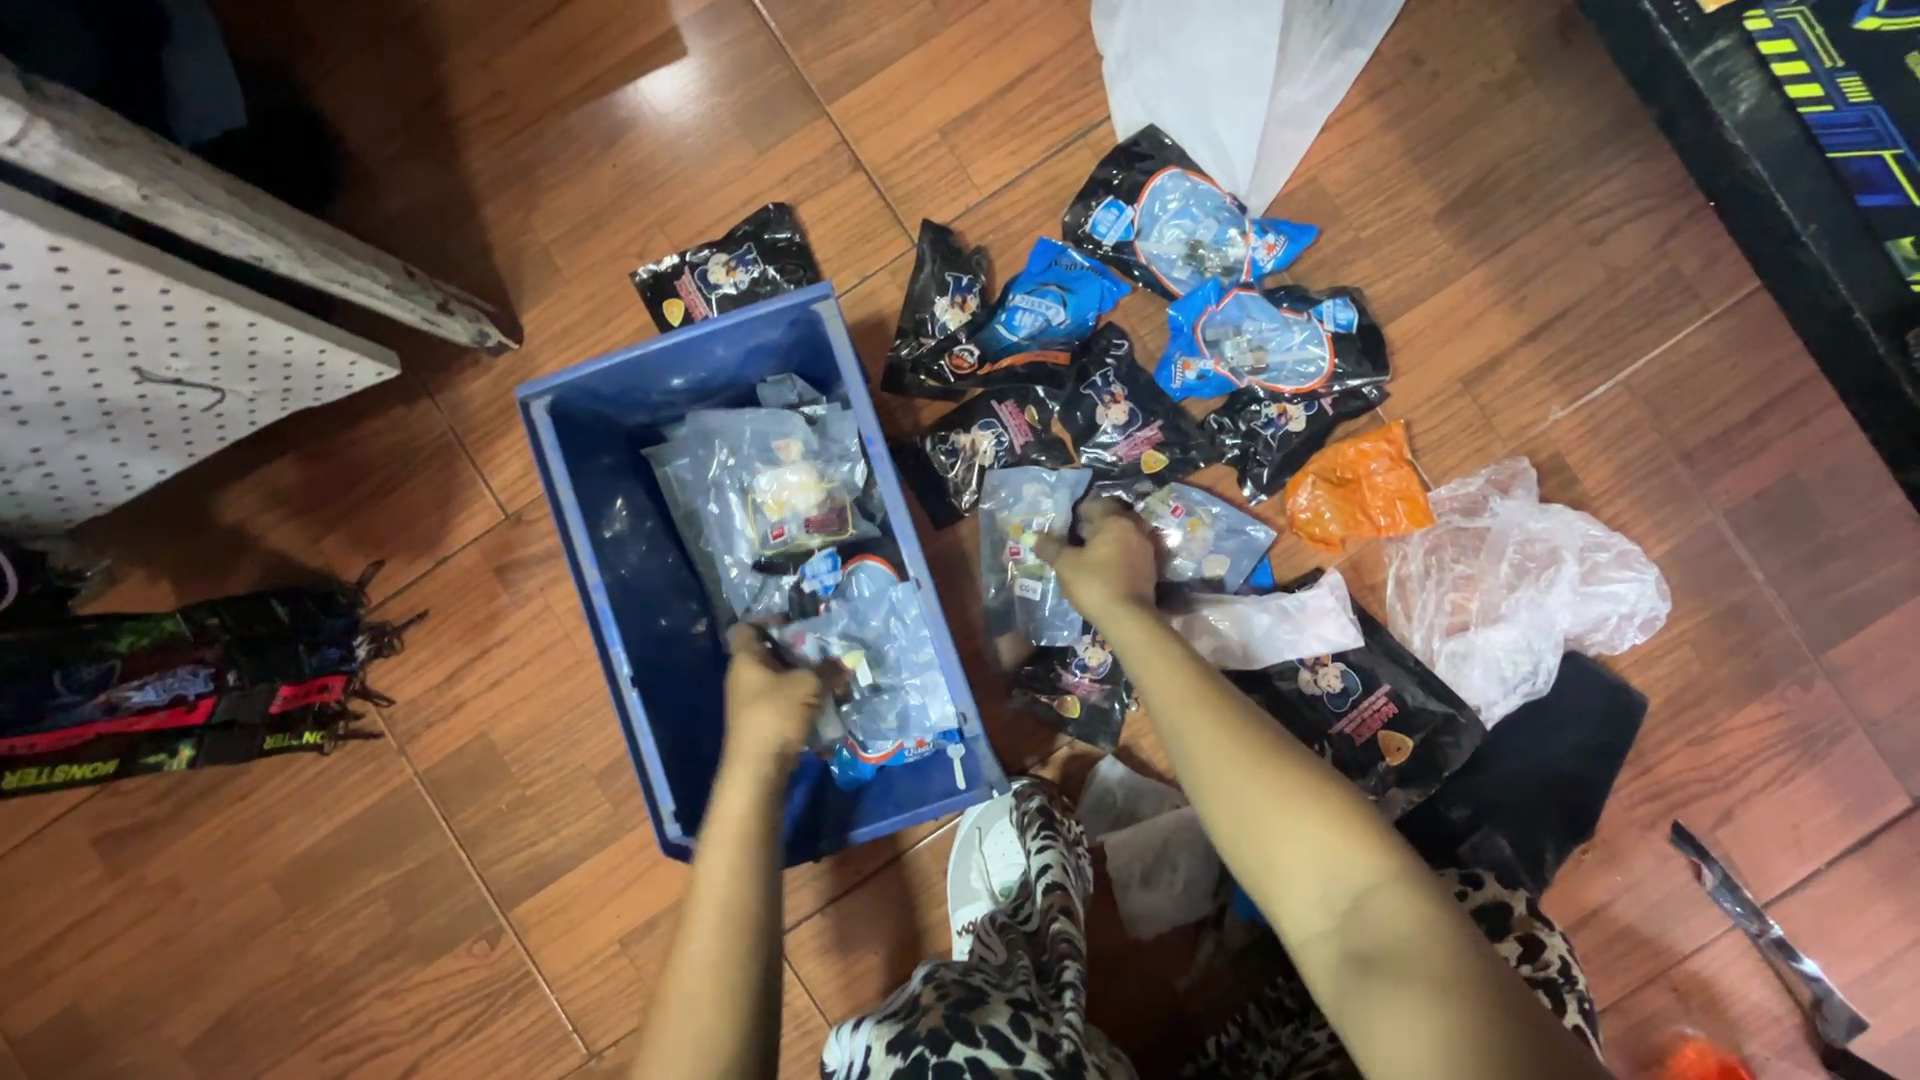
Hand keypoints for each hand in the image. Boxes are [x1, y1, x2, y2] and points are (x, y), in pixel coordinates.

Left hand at [721, 623, 822, 770]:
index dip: (770, 620)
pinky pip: (785, 700)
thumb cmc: (775, 714)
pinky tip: (826, 701)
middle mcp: (744, 676)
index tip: (798, 622)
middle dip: (799, 650)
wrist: (758, 768)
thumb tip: (850, 659)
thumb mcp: (807, 686)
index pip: (748, 628)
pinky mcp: (764, 721)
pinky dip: (804, 698)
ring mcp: (753, 700)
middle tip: (826, 649)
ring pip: (781, 678)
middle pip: (771, 653)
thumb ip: (829, 669)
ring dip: (806, 676)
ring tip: (833, 675)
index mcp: (746, 659)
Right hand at [1036, 498, 1157, 626]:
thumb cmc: (1094, 584)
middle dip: (1095, 524)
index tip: (1066, 525)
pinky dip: (1118, 553)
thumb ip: (1050, 547)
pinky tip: (1105, 567)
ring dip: (1108, 539)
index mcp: (1114, 521)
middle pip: (1112, 517)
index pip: (1096, 504)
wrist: (1129, 618)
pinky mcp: (1151, 567)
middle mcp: (1135, 528)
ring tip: (1089, 554)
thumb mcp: (1065, 565)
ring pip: (1124, 534)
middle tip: (1076, 538)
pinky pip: (1131, 551)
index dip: (1078, 512)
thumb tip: (1036, 537)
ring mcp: (1146, 548)